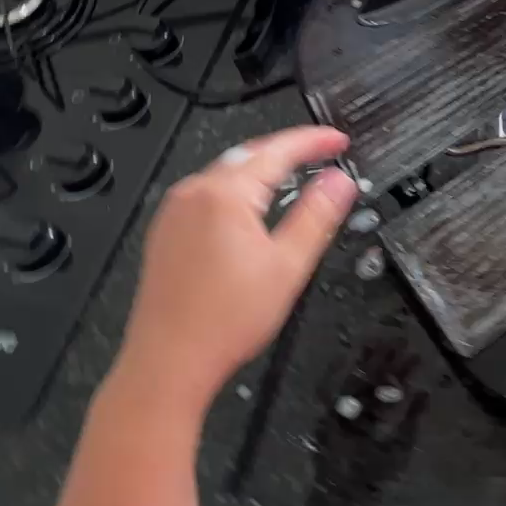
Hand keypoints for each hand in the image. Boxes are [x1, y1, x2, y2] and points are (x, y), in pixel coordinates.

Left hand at [114, 126, 358, 411]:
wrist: (167, 365)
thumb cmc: (221, 324)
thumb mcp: (288, 266)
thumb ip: (317, 215)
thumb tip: (339, 182)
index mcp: (225, 195)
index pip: (279, 149)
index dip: (314, 140)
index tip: (337, 140)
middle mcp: (193, 194)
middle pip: (250, 154)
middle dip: (290, 149)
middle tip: (323, 152)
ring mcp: (175, 212)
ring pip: (228, 171)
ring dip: (264, 167)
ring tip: (295, 173)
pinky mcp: (166, 231)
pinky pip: (208, 192)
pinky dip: (238, 188)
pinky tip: (252, 206)